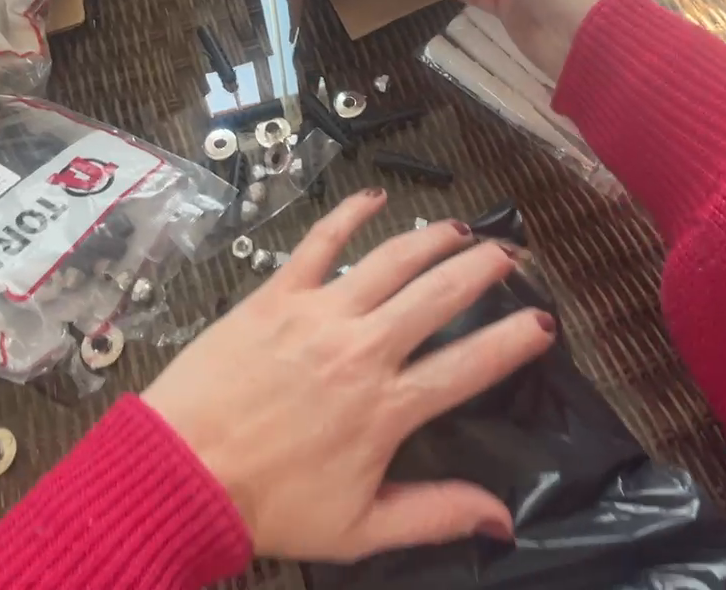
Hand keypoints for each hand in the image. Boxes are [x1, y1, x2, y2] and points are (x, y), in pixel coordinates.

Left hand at [140, 188, 555, 561]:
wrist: (182, 470)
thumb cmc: (271, 503)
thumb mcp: (360, 529)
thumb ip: (436, 515)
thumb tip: (503, 516)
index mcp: (387, 407)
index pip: (469, 365)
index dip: (513, 339)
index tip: (542, 320)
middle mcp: (363, 348)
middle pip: (438, 294)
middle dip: (483, 269)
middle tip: (509, 254)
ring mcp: (320, 313)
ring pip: (391, 260)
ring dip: (433, 238)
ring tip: (462, 229)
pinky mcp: (279, 292)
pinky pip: (320, 241)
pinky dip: (349, 213)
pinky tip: (374, 197)